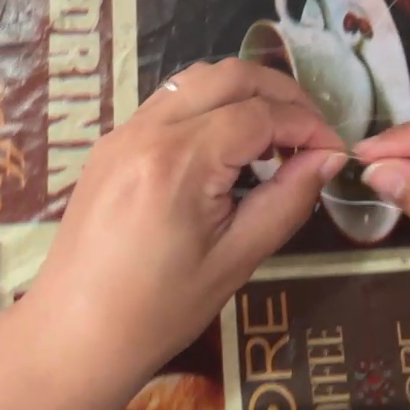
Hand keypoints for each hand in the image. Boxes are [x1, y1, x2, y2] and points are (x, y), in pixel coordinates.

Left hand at [27, 58, 345, 382]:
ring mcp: (125, 129)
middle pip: (230, 75)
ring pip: (196, 78)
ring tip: (275, 133)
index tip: (335, 150)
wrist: (73, 334)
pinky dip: (209, 103)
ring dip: (244, 91)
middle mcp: (149, 128)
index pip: (260, 114)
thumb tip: (329, 158)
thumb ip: (287, 200)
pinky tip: (227, 141)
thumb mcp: (236, 260)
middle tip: (311, 130)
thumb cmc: (159, 310)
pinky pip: (170, 100)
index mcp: (181, 159)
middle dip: (281, 91)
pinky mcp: (112, 140)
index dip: (307, 126)